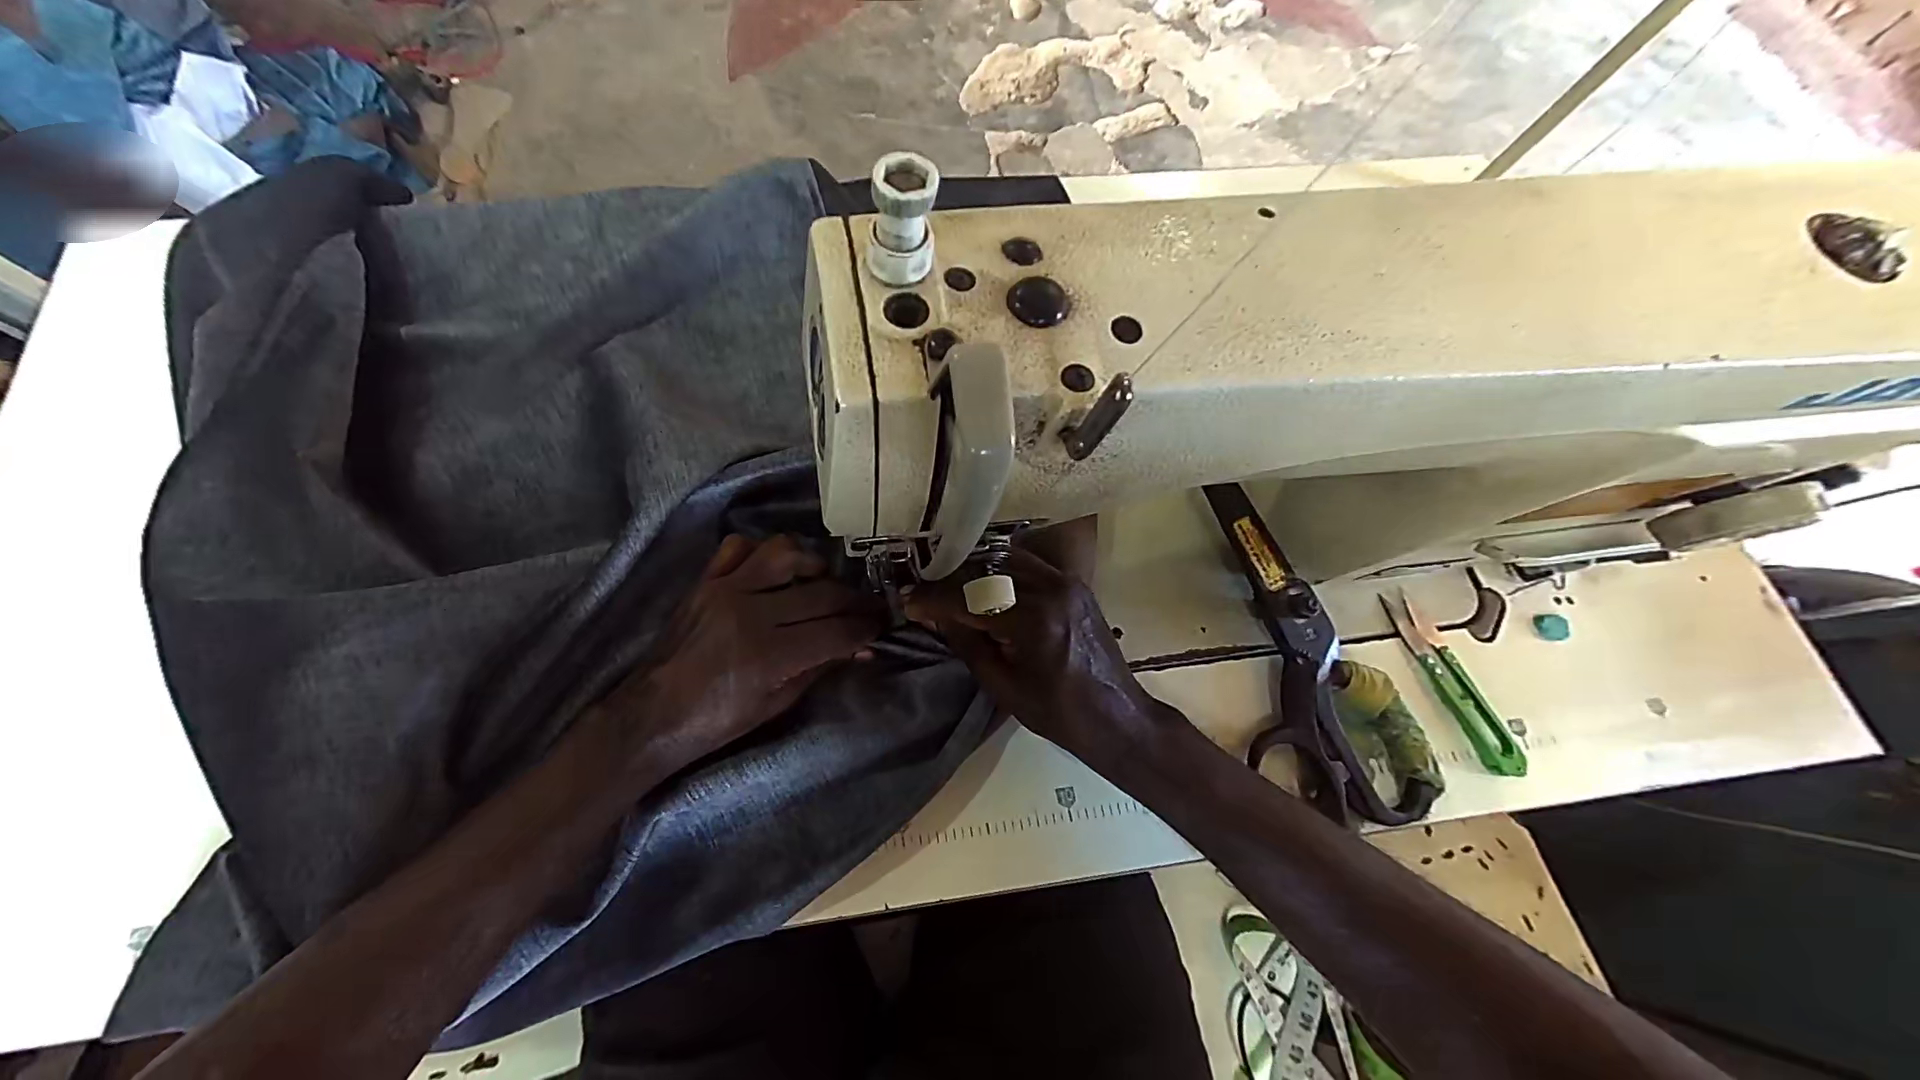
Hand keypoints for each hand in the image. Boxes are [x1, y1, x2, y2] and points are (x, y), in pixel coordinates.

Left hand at [605, 534, 885, 771]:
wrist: (652, 715)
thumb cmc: (717, 721)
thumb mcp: (777, 703)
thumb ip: (820, 668)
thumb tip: (862, 648)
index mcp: (768, 654)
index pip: (836, 631)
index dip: (866, 628)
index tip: (883, 625)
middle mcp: (749, 612)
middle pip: (821, 592)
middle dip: (854, 601)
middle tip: (868, 607)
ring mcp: (724, 590)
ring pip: (783, 552)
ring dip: (813, 564)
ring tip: (823, 581)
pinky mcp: (705, 581)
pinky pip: (739, 547)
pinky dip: (762, 552)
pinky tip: (774, 571)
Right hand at [905, 547, 1164, 764]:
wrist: (1116, 716)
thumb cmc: (1058, 713)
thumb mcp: (1002, 685)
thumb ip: (966, 642)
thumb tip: (933, 614)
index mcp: (1034, 620)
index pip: (970, 597)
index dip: (933, 599)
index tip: (909, 602)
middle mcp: (1052, 589)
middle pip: (986, 569)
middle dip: (950, 581)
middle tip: (925, 595)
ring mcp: (1066, 582)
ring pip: (1006, 560)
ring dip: (974, 571)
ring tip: (950, 589)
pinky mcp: (1074, 583)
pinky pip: (1028, 564)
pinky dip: (1000, 569)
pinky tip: (982, 584)